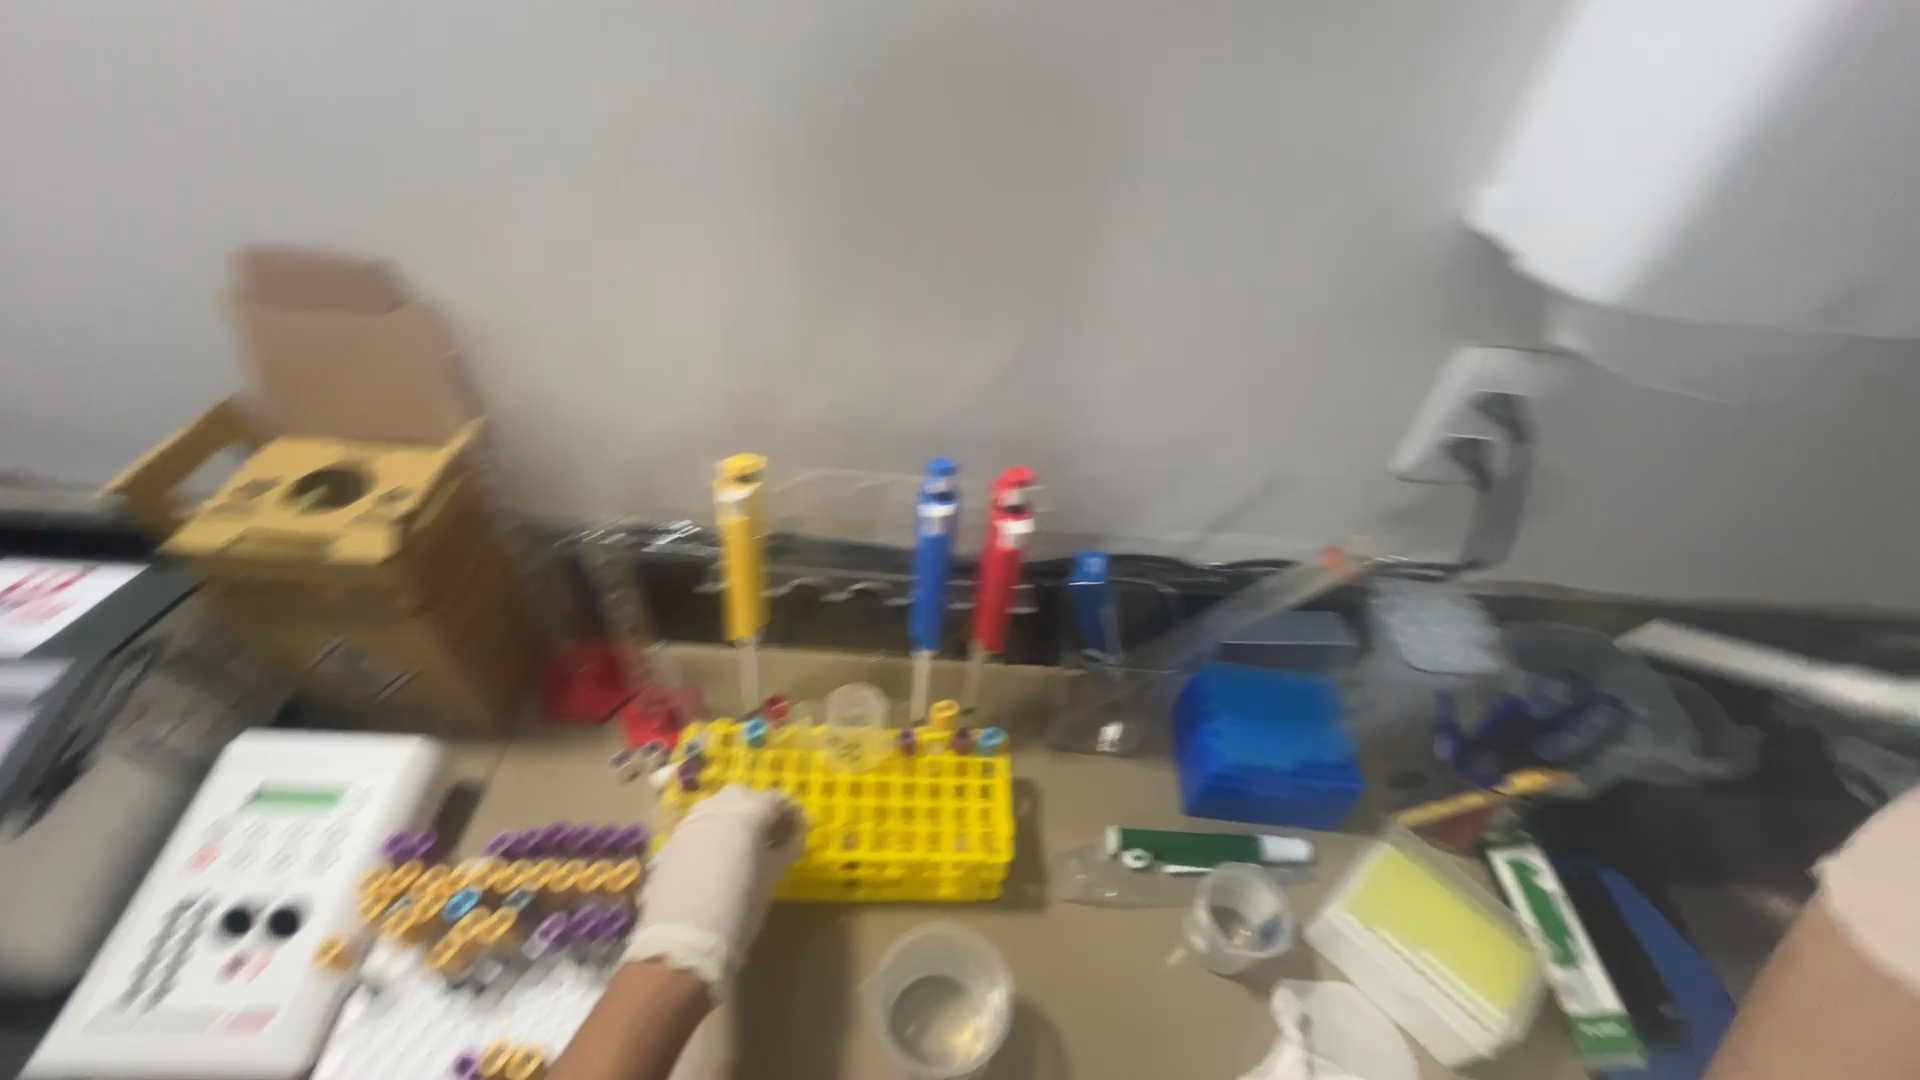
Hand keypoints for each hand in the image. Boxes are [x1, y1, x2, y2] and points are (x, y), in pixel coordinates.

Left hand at [622, 784, 803, 1000]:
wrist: (681, 944)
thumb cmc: (738, 909)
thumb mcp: (771, 878)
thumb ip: (785, 849)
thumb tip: (793, 836)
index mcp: (747, 812)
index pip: (777, 799)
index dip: (791, 813)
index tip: (798, 831)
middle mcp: (716, 808)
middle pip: (743, 796)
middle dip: (758, 810)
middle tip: (769, 837)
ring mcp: (688, 825)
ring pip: (715, 809)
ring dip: (731, 821)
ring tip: (739, 849)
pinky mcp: (669, 845)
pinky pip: (696, 830)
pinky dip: (709, 837)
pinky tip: (713, 864)